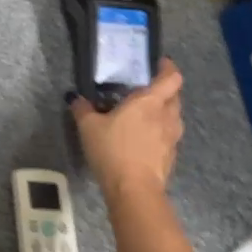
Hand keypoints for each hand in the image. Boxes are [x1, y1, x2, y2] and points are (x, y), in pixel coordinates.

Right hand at [70, 58, 184, 199]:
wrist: (134, 188)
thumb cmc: (113, 149)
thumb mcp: (88, 126)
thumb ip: (83, 109)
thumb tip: (77, 99)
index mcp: (150, 102)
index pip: (171, 78)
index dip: (168, 68)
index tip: (160, 63)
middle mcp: (167, 116)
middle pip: (174, 96)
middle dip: (164, 90)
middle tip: (145, 90)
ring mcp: (172, 137)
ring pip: (173, 116)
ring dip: (163, 112)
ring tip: (144, 115)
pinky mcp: (171, 155)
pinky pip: (169, 135)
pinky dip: (160, 132)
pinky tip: (143, 139)